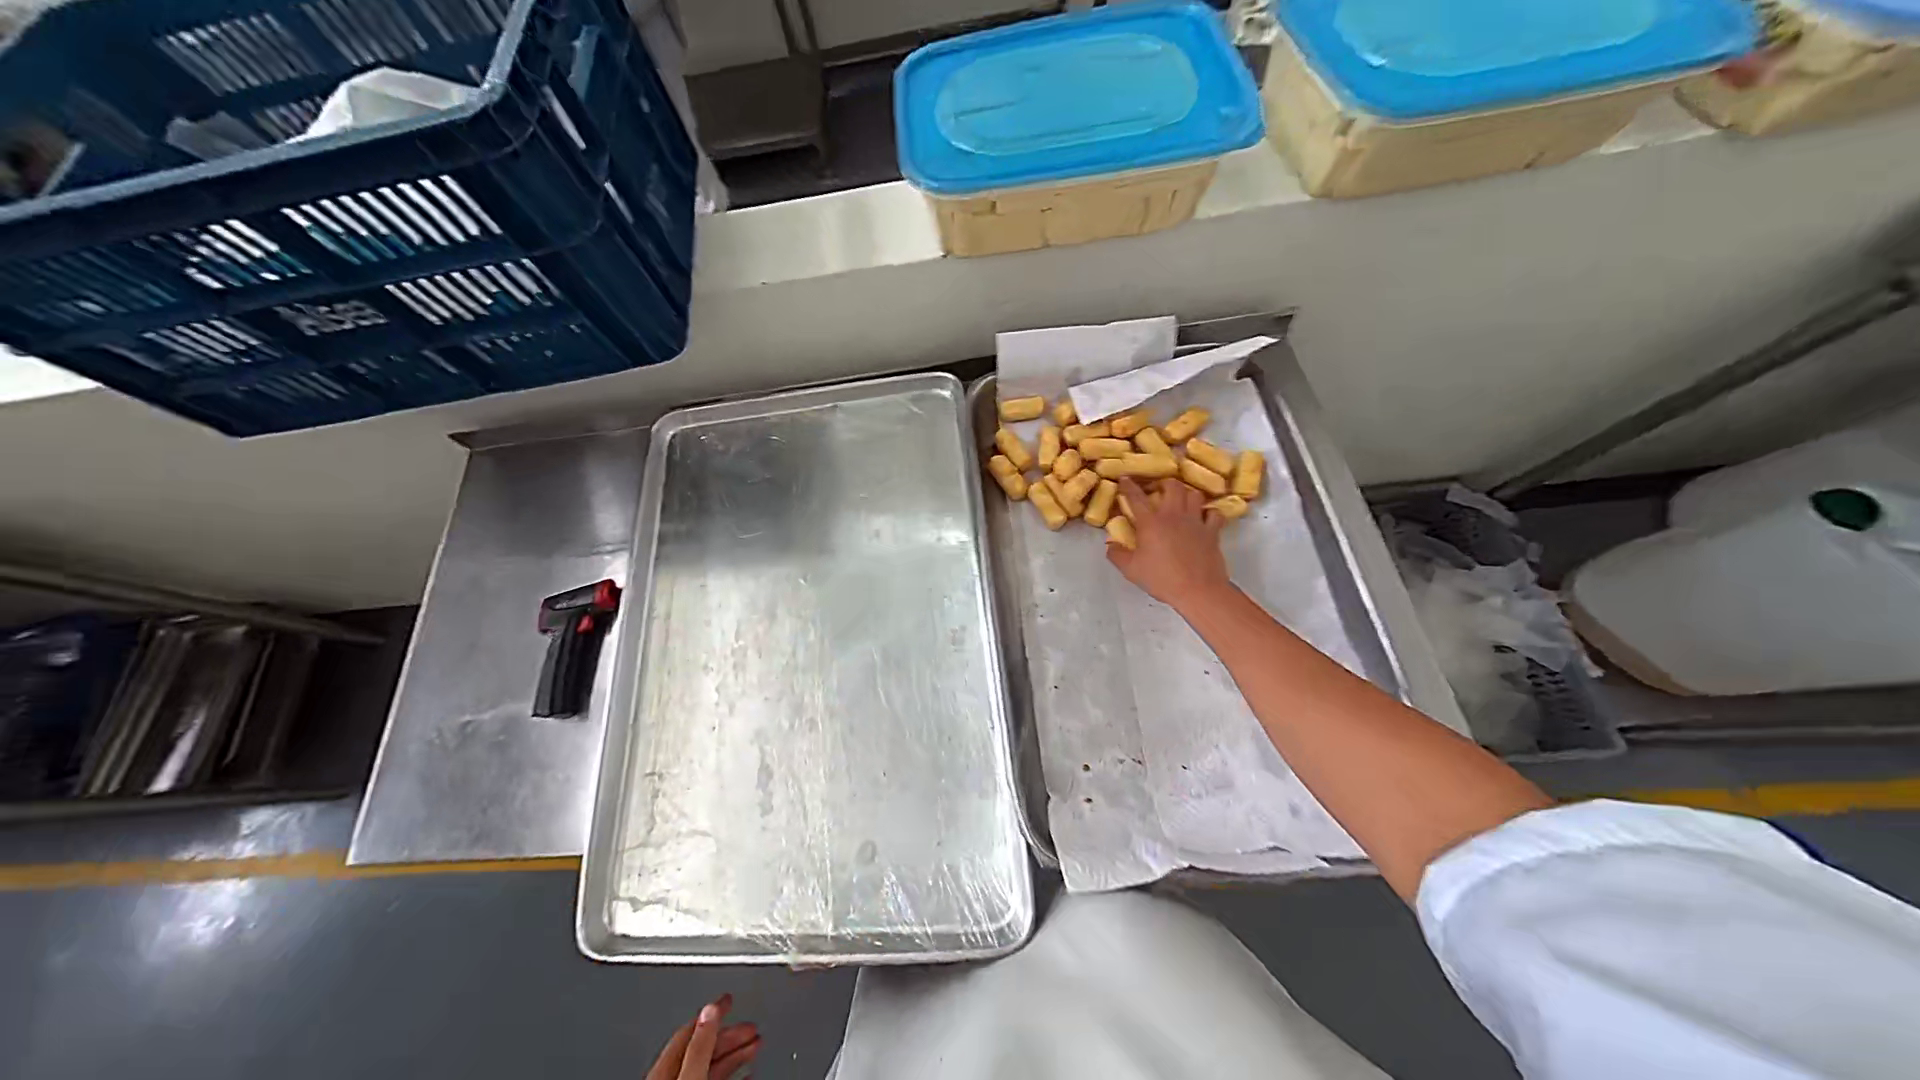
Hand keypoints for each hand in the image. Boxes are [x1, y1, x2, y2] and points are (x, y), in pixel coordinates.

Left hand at [646, 994, 760, 1079]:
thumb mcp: (690, 1074)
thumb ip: (700, 1044)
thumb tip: (710, 1010)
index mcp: (666, 1065)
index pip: (692, 1027)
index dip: (713, 1010)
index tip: (729, 998)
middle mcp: (670, 1075)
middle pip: (703, 1045)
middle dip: (730, 1032)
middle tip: (751, 1026)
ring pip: (709, 1063)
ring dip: (734, 1052)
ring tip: (754, 1044)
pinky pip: (713, 1079)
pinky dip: (730, 1072)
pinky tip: (744, 1073)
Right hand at [1107, 478, 1233, 611]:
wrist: (1198, 590)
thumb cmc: (1162, 579)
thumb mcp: (1131, 570)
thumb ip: (1117, 555)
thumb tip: (1110, 545)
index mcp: (1151, 522)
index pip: (1136, 497)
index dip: (1128, 486)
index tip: (1125, 479)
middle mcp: (1174, 515)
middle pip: (1172, 486)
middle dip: (1164, 483)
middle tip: (1158, 491)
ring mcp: (1196, 521)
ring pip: (1194, 494)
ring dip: (1186, 495)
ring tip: (1181, 502)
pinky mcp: (1212, 531)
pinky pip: (1213, 513)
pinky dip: (1208, 512)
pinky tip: (1203, 518)